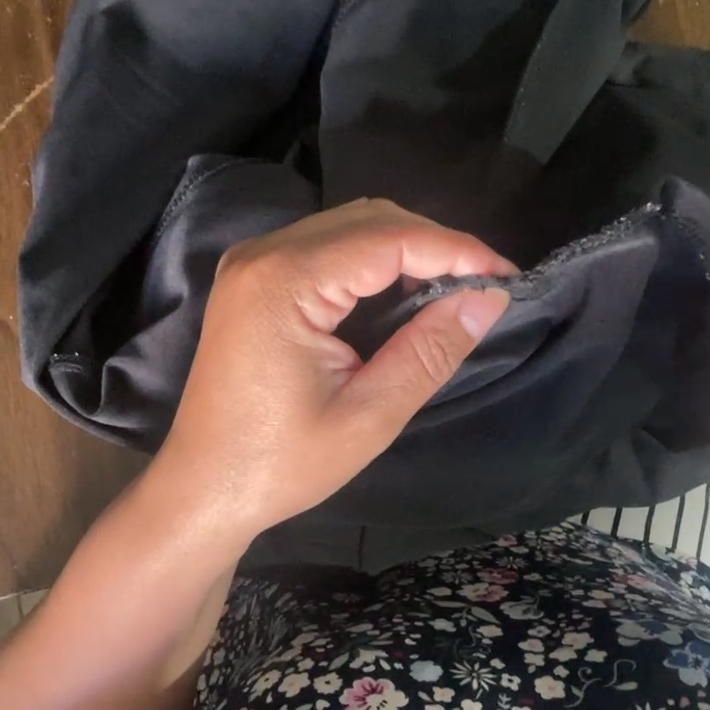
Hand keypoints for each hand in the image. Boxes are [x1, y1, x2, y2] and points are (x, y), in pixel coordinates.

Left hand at [151, 199, 514, 539]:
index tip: (507, 276)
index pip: (390, 238)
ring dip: (403, 250)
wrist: (203, 489)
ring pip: (346, 228)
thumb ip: (429, 350)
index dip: (457, 250)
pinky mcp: (249, 281)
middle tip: (482, 286)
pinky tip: (399, 293)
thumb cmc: (281, 464)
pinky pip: (323, 248)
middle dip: (433, 244)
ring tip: (451, 289)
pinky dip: (369, 262)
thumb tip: (487, 298)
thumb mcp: (369, 415)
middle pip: (368, 220)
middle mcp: (262, 255)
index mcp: (285, 282)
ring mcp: (250, 264)